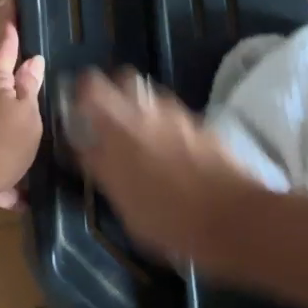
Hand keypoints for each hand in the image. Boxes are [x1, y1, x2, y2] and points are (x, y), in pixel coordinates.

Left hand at [0, 0, 45, 212]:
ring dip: (11, 152)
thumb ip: (29, 90)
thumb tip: (32, 61)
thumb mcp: (26, 116)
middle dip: (14, 101)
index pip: (3, 44)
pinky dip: (1, 182)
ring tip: (30, 176)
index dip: (7, 23)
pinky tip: (15, 201)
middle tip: (31, 107)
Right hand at [70, 69, 263, 260]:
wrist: (235, 218)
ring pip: (141, 91)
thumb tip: (91, 155)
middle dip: (100, 90)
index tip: (72, 115)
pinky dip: (162, 118)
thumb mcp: (127, 211)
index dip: (73, 105)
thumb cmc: (174, 225)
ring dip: (133, 102)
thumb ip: (106, 175)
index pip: (81, 103)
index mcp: (113, 136)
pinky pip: (169, 109)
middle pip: (108, 82)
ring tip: (137, 127)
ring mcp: (171, 115)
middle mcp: (138, 116)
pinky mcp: (197, 121)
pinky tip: (169, 143)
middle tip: (101, 111)